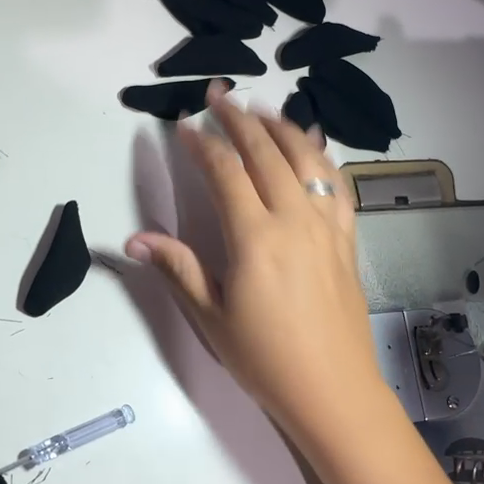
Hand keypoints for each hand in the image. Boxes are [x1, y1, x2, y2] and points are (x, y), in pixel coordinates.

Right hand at [125, 84, 382, 440]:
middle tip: (220, 95)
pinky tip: (314, 148)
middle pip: (267, 153)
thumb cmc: (265, 358)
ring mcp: (327, 227)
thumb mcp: (212, 317)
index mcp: (255, 237)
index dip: (204, 145)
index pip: (226, 173)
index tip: (185, 126)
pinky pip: (337, 185)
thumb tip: (135, 240)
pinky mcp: (348, 240)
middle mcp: (295, 220)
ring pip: (307, 160)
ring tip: (263, 110)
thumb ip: (179, 269)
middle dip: (240, 119)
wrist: (332, 388)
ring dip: (283, 128)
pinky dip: (322, 157)